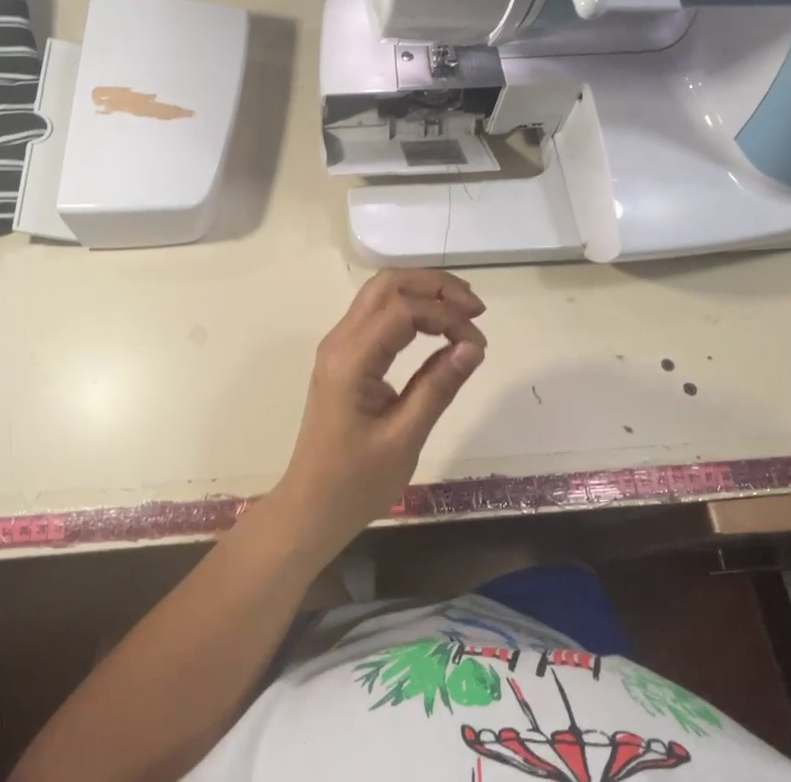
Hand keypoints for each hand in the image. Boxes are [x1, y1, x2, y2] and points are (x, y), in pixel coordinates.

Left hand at [269, 270, 487, 553]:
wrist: (312, 506)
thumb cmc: (356, 481)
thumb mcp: (405, 438)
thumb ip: (438, 386)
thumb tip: (474, 346)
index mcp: (351, 360)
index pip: (403, 310)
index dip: (446, 313)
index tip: (479, 342)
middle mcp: (339, 342)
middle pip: (387, 285)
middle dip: (435, 287)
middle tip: (476, 309)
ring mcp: (338, 348)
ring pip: (381, 295)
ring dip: (423, 295)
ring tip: (464, 314)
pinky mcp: (345, 359)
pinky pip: (377, 317)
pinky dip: (411, 313)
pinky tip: (438, 330)